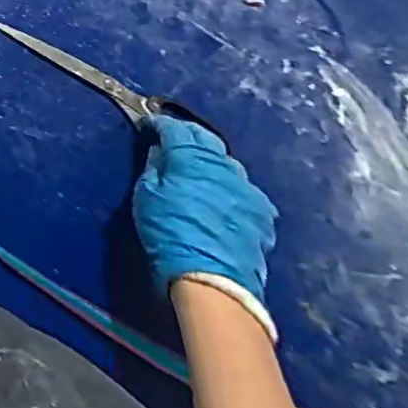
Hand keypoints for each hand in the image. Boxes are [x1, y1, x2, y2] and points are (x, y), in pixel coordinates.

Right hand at [133, 117, 276, 299]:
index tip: (148, 126)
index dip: (158, 124)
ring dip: (210, 160)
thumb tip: (159, 151)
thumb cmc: (170, 236)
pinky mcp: (261, 211)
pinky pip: (242, 189)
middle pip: (204, 138)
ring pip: (226, 161)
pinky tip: (223, 198)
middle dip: (187, 135)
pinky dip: (229, 187)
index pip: (173, 128)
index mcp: (190, 155)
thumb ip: (153, 168)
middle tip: (172, 141)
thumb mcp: (146, 198)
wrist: (213, 283)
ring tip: (198, 169)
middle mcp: (221, 163)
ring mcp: (245, 186)